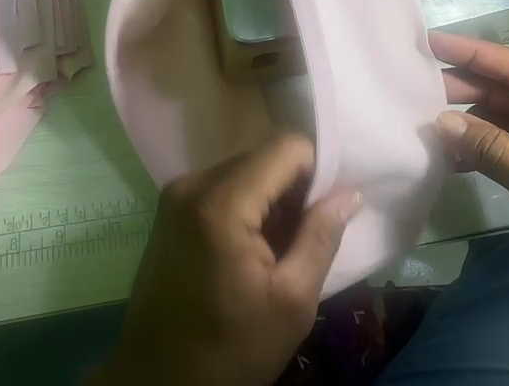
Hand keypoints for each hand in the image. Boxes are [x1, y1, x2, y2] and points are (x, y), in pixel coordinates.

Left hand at [96, 133, 361, 385]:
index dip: (318, 168)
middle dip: (294, 188)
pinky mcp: (170, 210)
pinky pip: (223, 187)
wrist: (159, 383)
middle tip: (307, 236)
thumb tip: (350, 192)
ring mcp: (176, 195)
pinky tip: (252, 251)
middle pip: (263, 157)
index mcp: (221, 201)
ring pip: (245, 170)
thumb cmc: (230, 349)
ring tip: (280, 250)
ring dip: (271, 199)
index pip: (285, 146)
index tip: (330, 208)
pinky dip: (247, 208)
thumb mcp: (292, 302)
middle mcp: (193, 183)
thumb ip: (322, 237)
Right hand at [428, 31, 508, 338]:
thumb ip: (495, 151)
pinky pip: (502, 141)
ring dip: (467, 115)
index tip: (433, 41)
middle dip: (467, 83)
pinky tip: (446, 151)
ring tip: (423, 112)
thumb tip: (441, 118)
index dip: (478, 54)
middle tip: (418, 79)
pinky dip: (475, 144)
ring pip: (502, 112)